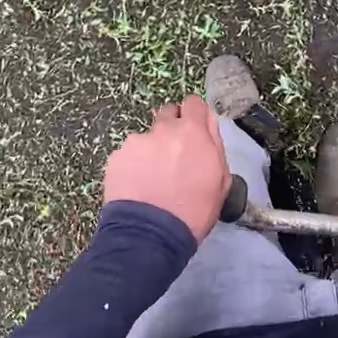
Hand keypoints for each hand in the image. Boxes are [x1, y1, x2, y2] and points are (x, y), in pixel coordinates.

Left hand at [103, 94, 231, 241]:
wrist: (150, 235)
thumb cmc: (193, 210)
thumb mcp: (220, 179)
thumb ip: (215, 145)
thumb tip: (208, 124)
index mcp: (193, 131)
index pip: (194, 102)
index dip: (195, 114)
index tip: (194, 130)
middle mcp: (164, 129)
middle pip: (169, 113)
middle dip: (172, 127)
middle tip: (174, 154)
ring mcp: (137, 141)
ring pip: (148, 137)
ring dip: (152, 149)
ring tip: (152, 178)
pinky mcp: (117, 157)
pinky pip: (129, 154)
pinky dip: (133, 165)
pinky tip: (137, 187)